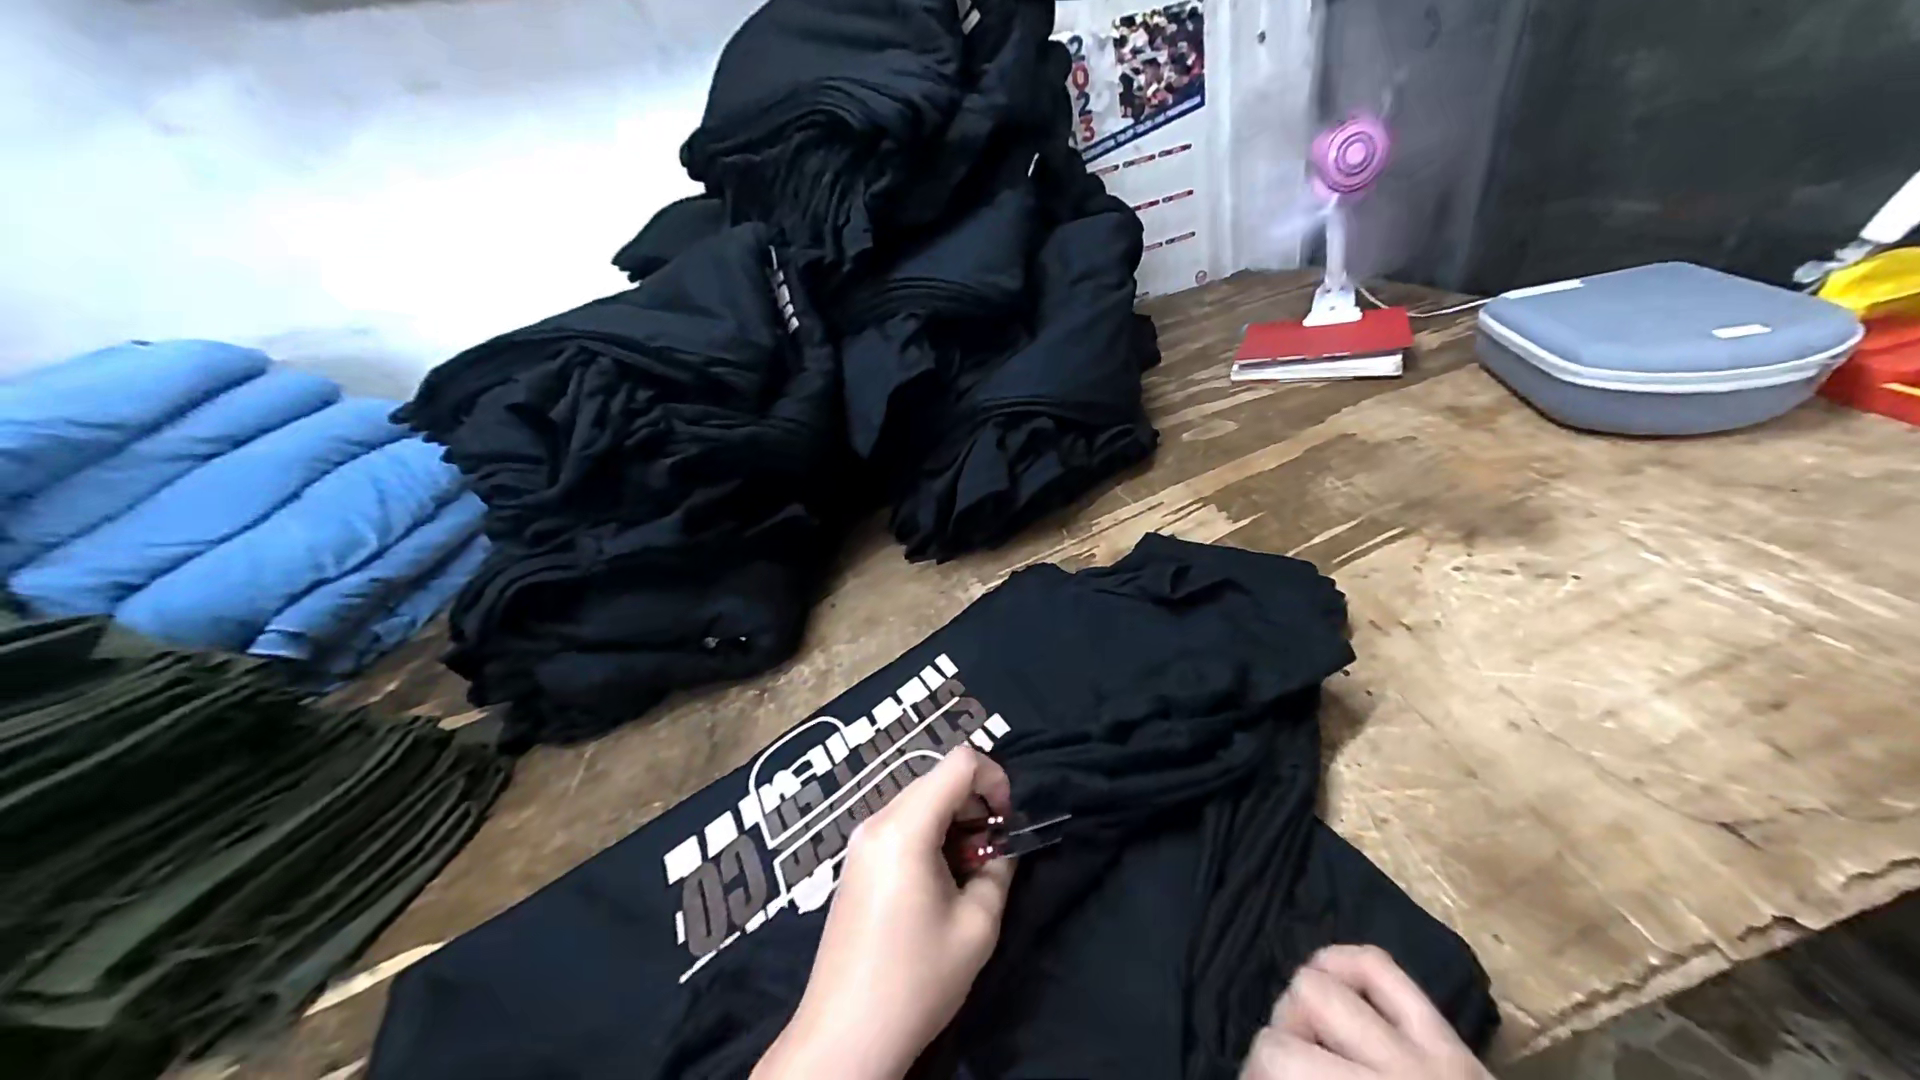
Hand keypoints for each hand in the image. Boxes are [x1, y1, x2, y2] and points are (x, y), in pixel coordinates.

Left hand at [753, 747, 1014, 1079]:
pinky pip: (901, 823)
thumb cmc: (916, 980)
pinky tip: (937, 881)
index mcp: (905, 827)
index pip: (959, 761)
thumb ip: (998, 870)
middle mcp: (877, 821)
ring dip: (953, 820)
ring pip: (920, 800)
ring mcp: (860, 840)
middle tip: (991, 853)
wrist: (845, 1034)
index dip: (995, 779)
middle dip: (975, 803)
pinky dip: (929, 833)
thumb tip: (1002, 847)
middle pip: (938, 778)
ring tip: (966, 871)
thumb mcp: (977, 926)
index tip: (1006, 823)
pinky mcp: (855, 860)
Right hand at [1242, 946, 1491, 1079]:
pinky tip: (1333, 989)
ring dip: (1298, 1015)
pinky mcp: (1449, 1041)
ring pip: (1313, 988)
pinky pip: (1375, 964)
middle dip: (1268, 1061)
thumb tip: (1258, 1077)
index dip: (1249, 1079)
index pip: (1272, 1063)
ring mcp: (1423, 1057)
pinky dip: (1339, 964)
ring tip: (1311, 1042)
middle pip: (1278, 1041)